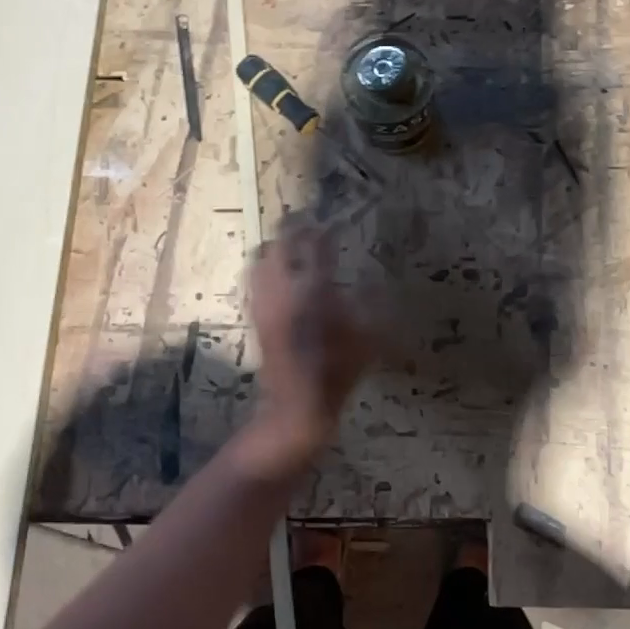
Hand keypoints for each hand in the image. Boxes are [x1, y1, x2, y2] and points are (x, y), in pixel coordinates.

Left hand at [245, 220, 369, 462]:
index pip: (317, 244)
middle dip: (295, 228)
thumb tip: (375, 279)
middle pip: (281, 242)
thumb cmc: (337, 372)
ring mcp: (265, 301)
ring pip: (261, 257)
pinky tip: (279, 273)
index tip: (336, 221)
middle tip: (310, 224)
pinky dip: (265, 266)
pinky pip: (254, 277)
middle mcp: (284, 289)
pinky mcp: (255, 315)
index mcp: (315, 289)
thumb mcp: (370, 338)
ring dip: (276, 245)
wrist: (296, 407)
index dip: (326, 228)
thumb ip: (374, 302)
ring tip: (291, 244)